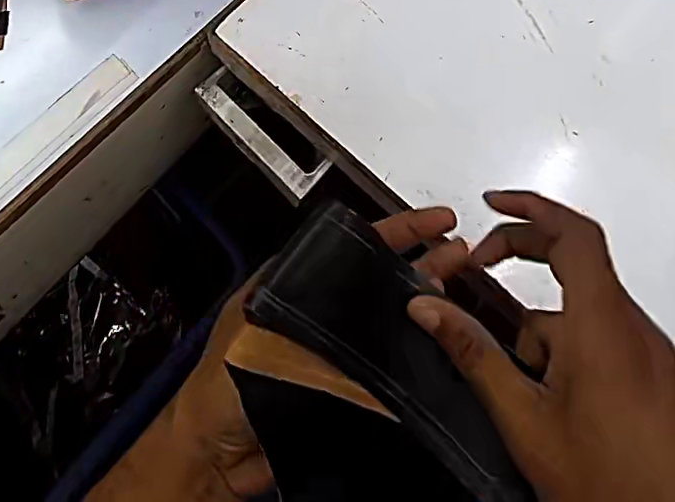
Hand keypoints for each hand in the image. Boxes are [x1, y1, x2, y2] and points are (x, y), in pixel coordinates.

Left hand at [160, 206, 473, 498]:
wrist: (213, 456)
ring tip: (461, 285)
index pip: (353, 244)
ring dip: (426, 300)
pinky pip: (388, 363)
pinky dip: (416, 350)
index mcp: (297, 282)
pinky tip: (443, 342)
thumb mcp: (258, 335)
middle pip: (380, 275)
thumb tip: (357, 333)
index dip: (395, 229)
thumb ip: (306, 329)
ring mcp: (336, 347)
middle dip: (422, 258)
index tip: (430, 219)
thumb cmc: (220, 387)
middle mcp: (321, 308)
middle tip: (459, 248)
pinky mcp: (346, 386)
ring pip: (390, 316)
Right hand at [408, 191, 674, 501]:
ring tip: (521, 376)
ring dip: (543, 322)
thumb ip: (474, 355)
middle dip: (521, 252)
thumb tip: (431, 310)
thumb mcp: (527, 421)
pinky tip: (553, 395)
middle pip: (574, 257)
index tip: (494, 203)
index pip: (571, 233)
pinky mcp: (658, 375)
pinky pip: (604, 331)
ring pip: (584, 305)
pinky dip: (568, 342)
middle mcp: (634, 329)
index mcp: (603, 325)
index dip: (529, 206)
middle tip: (483, 263)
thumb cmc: (625, 491)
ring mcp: (650, 352)